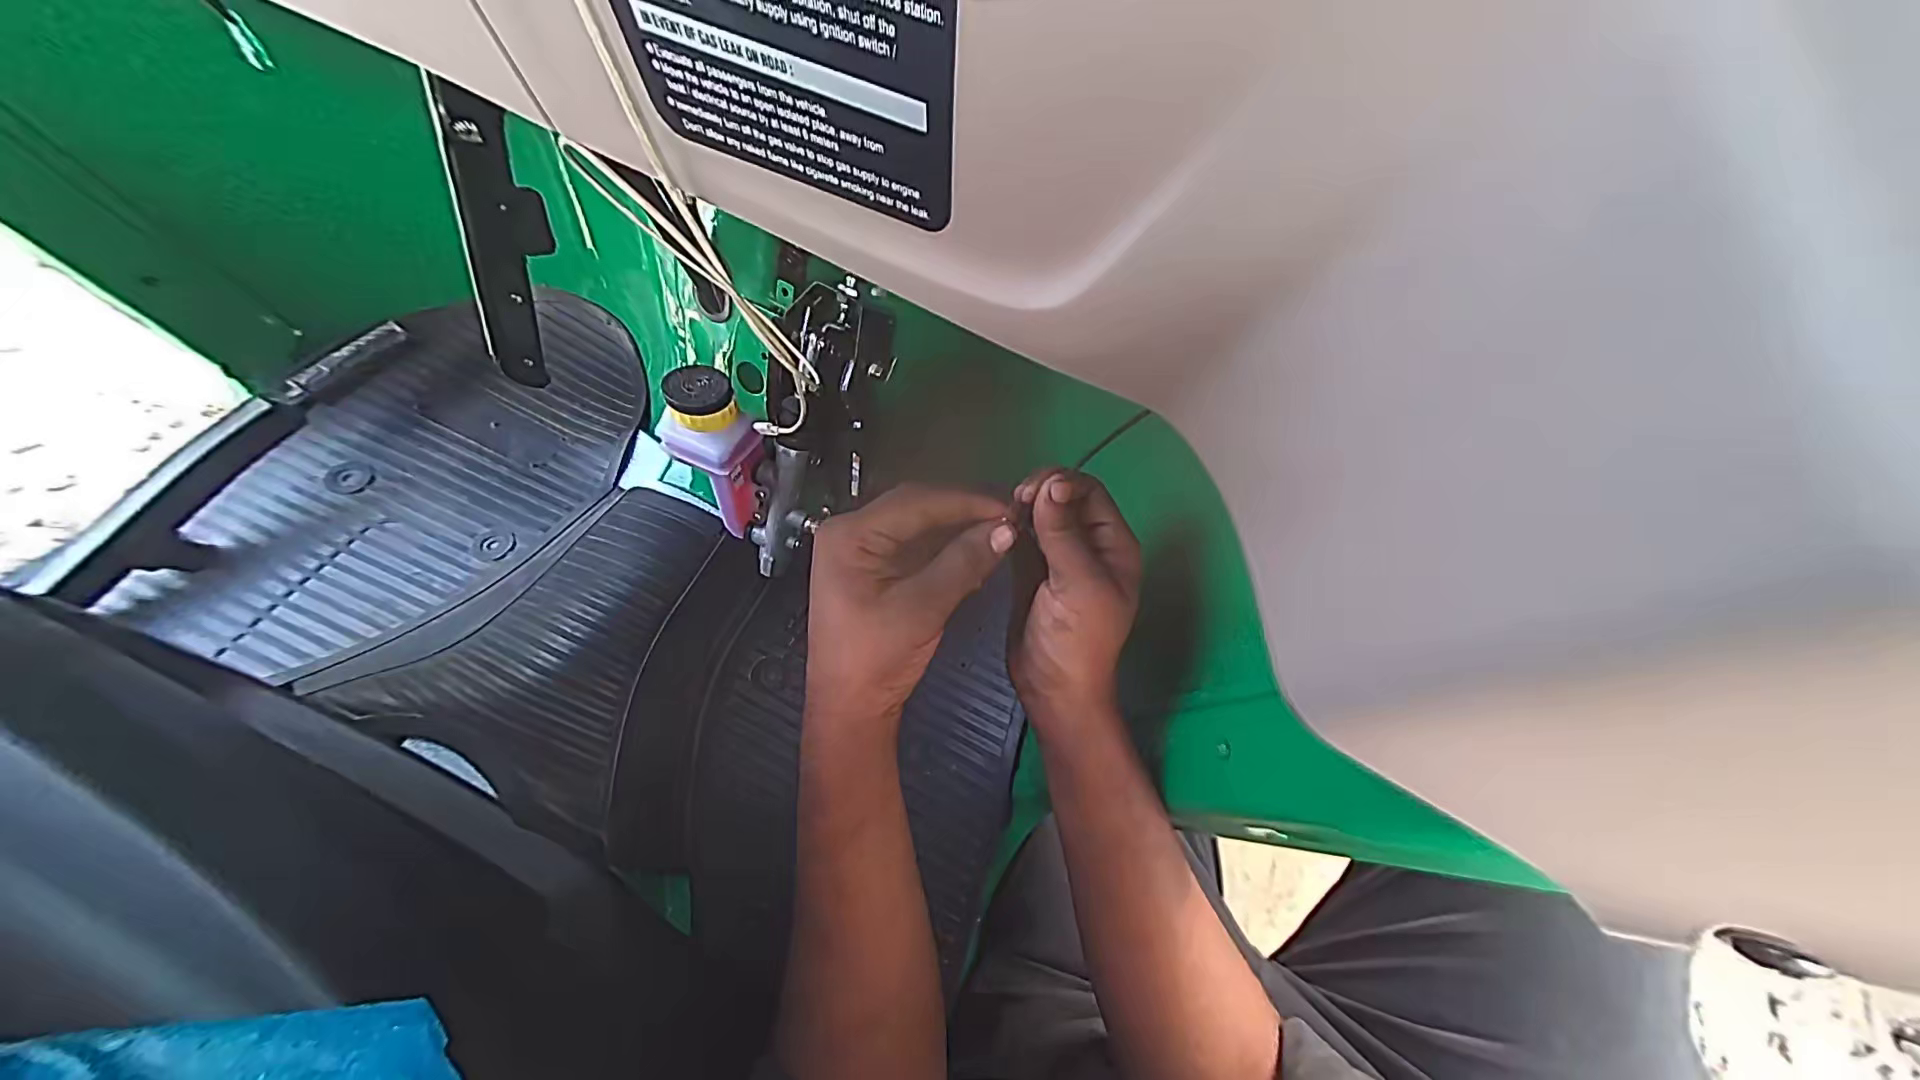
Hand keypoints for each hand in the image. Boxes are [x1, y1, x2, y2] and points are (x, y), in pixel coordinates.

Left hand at [807, 484, 1016, 734]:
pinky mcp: (875, 569)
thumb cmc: (874, 660)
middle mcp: (850, 533)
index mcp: (849, 535)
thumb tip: (1005, 528)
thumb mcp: (922, 609)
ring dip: (958, 526)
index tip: (1007, 507)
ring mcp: (861, 551)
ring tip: (999, 528)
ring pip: (919, 524)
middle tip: (1008, 514)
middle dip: (963, 510)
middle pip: (916, 506)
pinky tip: (975, 548)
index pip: (916, 502)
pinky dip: (947, 546)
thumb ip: (963, 563)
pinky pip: (916, 545)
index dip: (966, 502)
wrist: (850, 707)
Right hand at [1009, 469, 1141, 729]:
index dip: (1062, 484)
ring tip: (1005, 515)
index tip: (1031, 492)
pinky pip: (1024, 537)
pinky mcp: (1033, 571)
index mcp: (1113, 544)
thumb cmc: (1078, 639)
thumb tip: (1051, 484)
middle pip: (1065, 498)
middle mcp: (1089, 545)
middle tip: (1015, 502)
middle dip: (1041, 492)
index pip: (1090, 492)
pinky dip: (1012, 528)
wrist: (1054, 688)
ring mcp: (1059, 558)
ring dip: (1024, 508)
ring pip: (1042, 515)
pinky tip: (999, 529)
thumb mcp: (1078, 583)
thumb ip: (1064, 533)